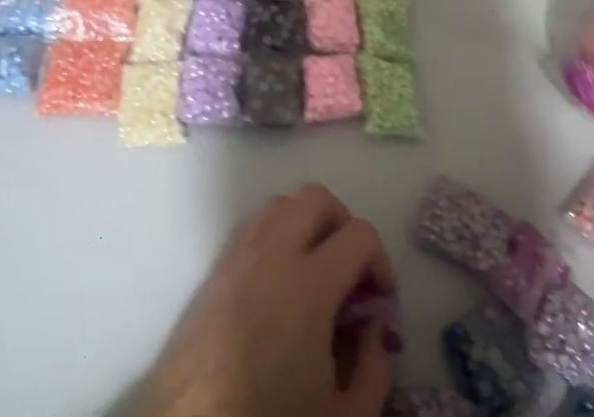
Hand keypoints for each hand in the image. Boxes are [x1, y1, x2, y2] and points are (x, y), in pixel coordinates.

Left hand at [137, 183, 394, 416]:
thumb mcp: (345, 415)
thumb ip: (375, 365)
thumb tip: (374, 329)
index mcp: (309, 285)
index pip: (359, 235)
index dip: (381, 261)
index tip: (380, 299)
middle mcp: (270, 256)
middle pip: (315, 198)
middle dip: (343, 224)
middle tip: (350, 272)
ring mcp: (236, 258)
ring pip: (278, 205)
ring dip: (305, 225)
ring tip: (315, 273)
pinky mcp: (212, 273)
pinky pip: (250, 228)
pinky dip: (274, 238)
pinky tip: (280, 286)